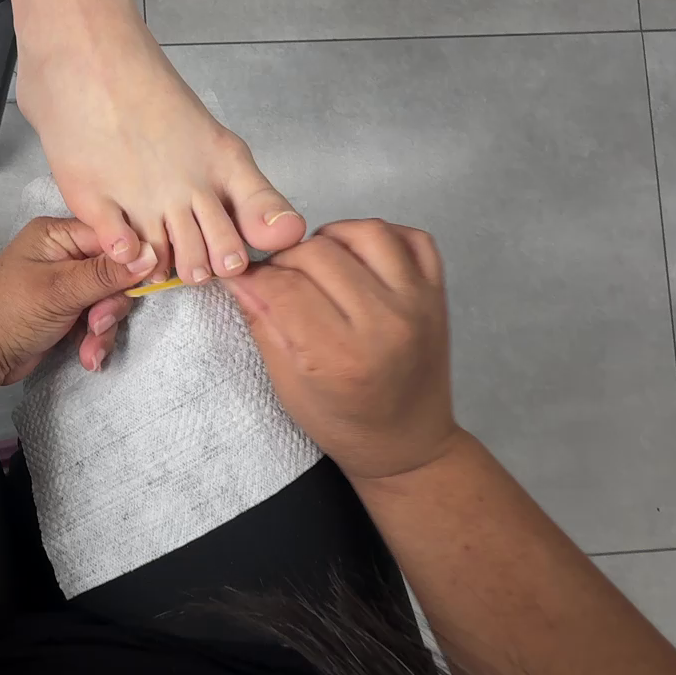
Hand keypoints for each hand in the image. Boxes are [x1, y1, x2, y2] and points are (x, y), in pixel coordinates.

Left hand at [0, 217, 159, 384]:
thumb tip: (151, 255)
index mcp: (58, 235)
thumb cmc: (11, 312)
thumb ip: (106, 274)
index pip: (111, 238)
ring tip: (88, 345)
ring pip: (109, 300)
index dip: (132, 260)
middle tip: (97, 323)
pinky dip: (95, 339)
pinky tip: (86, 356)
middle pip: (115, 272)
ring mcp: (68, 284)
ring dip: (103, 327)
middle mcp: (65, 254)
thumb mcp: (60, 289)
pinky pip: (98, 320)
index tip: (145, 283)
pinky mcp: (70, 311)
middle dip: (111, 304)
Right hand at [225, 219, 461, 481]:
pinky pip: (411, 237)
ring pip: (364, 232)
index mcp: (340, 356)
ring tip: (317, 263)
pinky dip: (379, 237)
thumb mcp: (285, 382)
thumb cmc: (341, 420)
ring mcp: (417, 304)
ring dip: (330, 239)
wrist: (407, 443)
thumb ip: (262, 322)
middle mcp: (385, 324)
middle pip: (317, 253)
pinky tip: (355, 258)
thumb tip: (238, 276)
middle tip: (278, 279)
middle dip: (285, 260)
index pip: (283, 286)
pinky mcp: (436, 293)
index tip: (243, 279)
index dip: (253, 277)